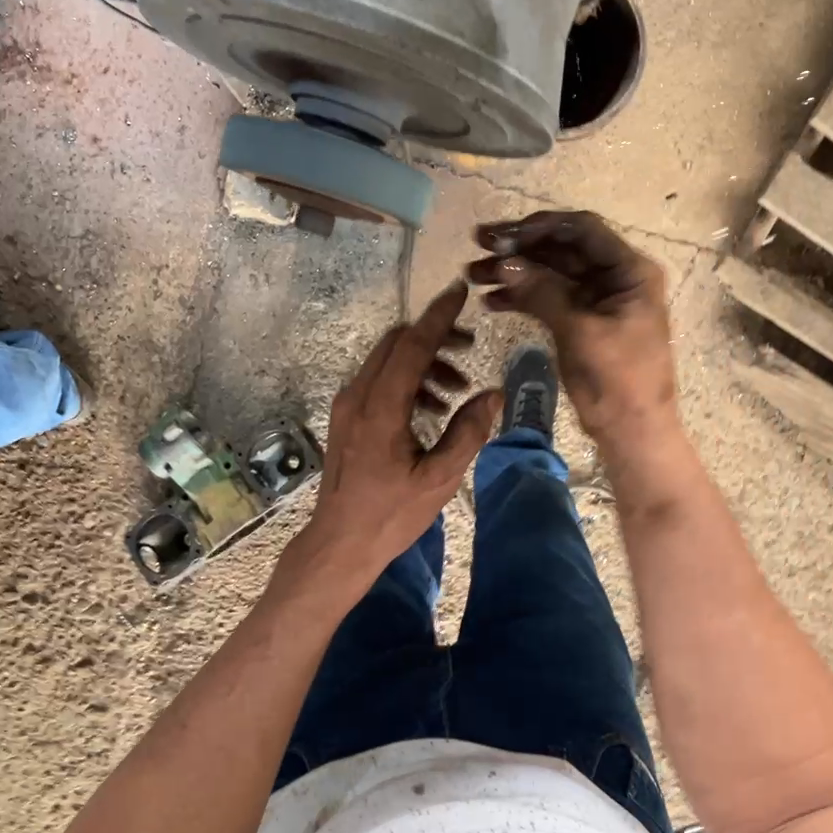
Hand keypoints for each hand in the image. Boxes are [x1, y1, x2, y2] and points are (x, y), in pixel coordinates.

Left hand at [292, 282, 501, 593]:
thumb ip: (467, 432)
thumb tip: (493, 393)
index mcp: (380, 408)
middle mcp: (357, 396)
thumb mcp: (439, 479)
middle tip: (469, 351)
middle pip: (395, 343)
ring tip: (457, 390)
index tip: (459, 291)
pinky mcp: (346, 418)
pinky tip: (432, 408)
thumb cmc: (390, 515)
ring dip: (423, 362)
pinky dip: (407, 379)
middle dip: (434, 337)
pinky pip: (378, 380)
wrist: (339, 542)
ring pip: (386, 360)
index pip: (411, 345)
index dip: (438, 317)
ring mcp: (347, 406)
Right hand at [467, 210, 676, 444]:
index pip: (582, 230)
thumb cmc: (619, 380)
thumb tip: (504, 264)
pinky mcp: (580, 322)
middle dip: (520, 248)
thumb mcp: (581, 332)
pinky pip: (547, 299)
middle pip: (561, 249)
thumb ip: (543, 292)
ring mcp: (596, 300)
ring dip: (514, 272)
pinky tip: (490, 301)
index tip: (503, 236)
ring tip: (473, 275)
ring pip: (549, 273)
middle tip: (478, 246)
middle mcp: (613, 277)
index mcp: (629, 271)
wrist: (633, 431)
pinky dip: (520, 297)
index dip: (540, 227)